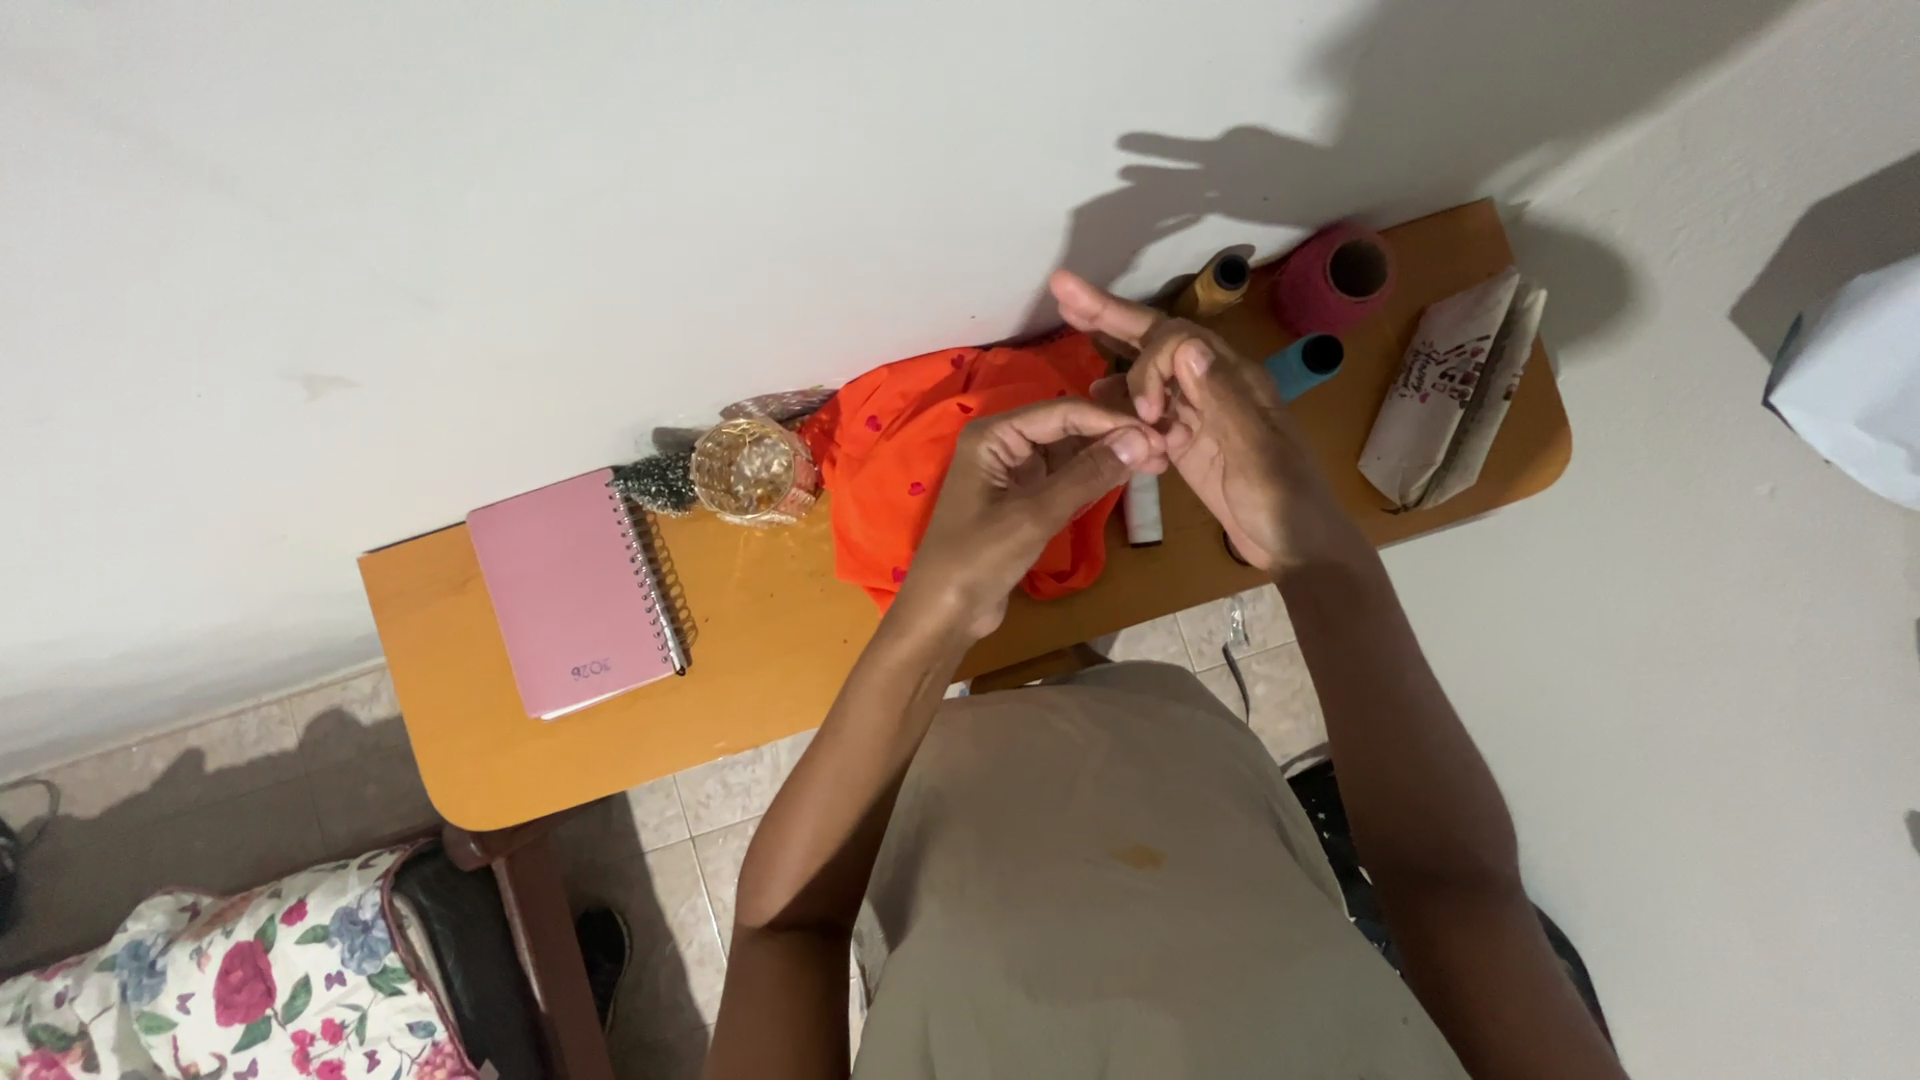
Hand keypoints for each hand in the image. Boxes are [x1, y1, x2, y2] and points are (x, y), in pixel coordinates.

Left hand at [895, 399, 1166, 640]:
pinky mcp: (1023, 501)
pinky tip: (1127, 478)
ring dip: (1109, 458)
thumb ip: (1087, 476)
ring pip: (1070, 454)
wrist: (945, 612)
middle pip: (1068, 428)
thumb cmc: (978, 558)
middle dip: (1114, 437)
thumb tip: (1141, 442)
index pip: (1062, 412)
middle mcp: (1003, 445)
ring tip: (1158, 463)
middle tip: (1166, 449)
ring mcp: (1014, 474)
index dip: (1110, 420)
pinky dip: (1093, 479)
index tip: (1157, 433)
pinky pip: (1065, 479)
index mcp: (994, 436)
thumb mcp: (1035, 515)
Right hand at [1050, 269, 1361, 571]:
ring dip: (1112, 363)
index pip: (1177, 342)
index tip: (1144, 415)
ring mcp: (1197, 416)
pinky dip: (1120, 410)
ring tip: (1073, 340)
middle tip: (1063, 291)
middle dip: (1110, 317)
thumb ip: (1222, 399)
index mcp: (1234, 381)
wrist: (1297, 548)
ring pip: (1145, 376)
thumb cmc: (1285, 503)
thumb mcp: (1257, 453)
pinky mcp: (1185, 444)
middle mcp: (1212, 388)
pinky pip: (1145, 415)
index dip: (1147, 366)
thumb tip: (1186, 345)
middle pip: (1156, 342)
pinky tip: (1097, 406)